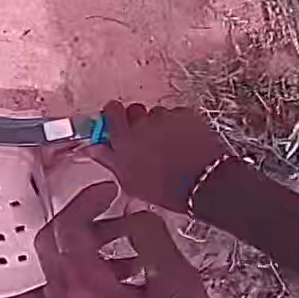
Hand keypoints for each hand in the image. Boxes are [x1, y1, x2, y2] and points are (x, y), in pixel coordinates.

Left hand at [35, 183, 236, 297]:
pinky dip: (102, 265)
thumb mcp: (179, 287)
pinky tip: (141, 266)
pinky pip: (83, 286)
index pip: (66, 230)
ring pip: (68, 265)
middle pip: (56, 246)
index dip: (86, 201)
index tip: (112, 189)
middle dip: (82, 219)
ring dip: (94, 242)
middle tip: (115, 206)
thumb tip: (134, 211)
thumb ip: (152, 239)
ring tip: (137, 236)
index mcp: (86, 293)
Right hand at [91, 102, 229, 212]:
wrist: (203, 183)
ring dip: (158, 125)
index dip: (113, 116)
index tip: (115, 124)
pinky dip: (178, 125)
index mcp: (124, 137)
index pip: (111, 110)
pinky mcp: (186, 115)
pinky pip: (177, 115)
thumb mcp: (129, 181)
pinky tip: (181, 142)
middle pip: (134, 110)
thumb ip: (109, 159)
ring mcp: (166, 117)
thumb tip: (95, 149)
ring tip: (166, 146)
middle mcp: (143, 122)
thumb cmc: (166, 188)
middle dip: (136, 121)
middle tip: (142, 140)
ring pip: (156, 114)